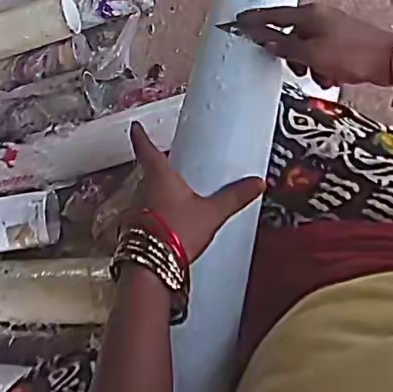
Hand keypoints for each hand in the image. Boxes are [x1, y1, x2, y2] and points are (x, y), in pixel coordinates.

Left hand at [128, 122, 264, 260]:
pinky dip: (155, 212)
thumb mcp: (212, 213)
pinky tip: (168, 221)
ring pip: (145, 192)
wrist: (153, 265)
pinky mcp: (134, 228)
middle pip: (147, 172)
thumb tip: (257, 183)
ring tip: (174, 196)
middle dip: (157, 169)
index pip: (145, 148)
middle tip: (169, 165)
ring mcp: (135, 208)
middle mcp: (143, 188)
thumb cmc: (178, 231)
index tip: (135, 126)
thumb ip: (234, 197)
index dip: (140, 135)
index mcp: (159, 175)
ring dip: (156, 192)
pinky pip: (145, 212)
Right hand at [232, 4, 392, 87]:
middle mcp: (318, 17)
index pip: (272, 15)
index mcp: (308, 14)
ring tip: (323, 75)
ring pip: (305, 48)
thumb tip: (264, 40)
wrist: (391, 61)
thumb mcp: (311, 54)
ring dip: (309, 65)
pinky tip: (333, 76)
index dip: (253, 20)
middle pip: (289, 35)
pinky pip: (320, 54)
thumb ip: (284, 47)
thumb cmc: (351, 54)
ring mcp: (331, 28)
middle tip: (298, 68)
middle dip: (291, 56)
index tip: (237, 21)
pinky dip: (323, 67)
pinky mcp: (341, 40)